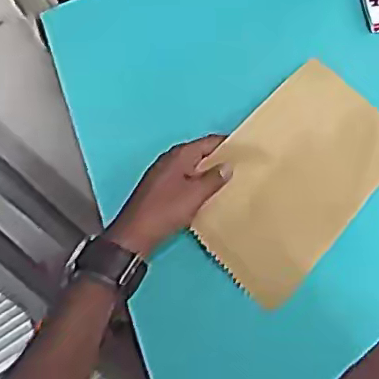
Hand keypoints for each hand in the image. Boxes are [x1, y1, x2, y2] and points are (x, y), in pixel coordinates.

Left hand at [104, 136, 229, 254]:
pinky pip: (184, 177)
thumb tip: (228, 166)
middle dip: (219, 158)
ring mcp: (162, 173)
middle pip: (200, 152)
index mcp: (180, 154)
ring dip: (207, 172)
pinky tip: (206, 193)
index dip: (228, 144)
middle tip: (239, 166)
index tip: (245, 150)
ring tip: (227, 180)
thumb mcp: (196, 195)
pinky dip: (196, 182)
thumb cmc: (165, 211)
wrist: (133, 237)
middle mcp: (170, 159)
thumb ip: (214, 178)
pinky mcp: (159, 187)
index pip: (210, 141)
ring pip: (192, 166)